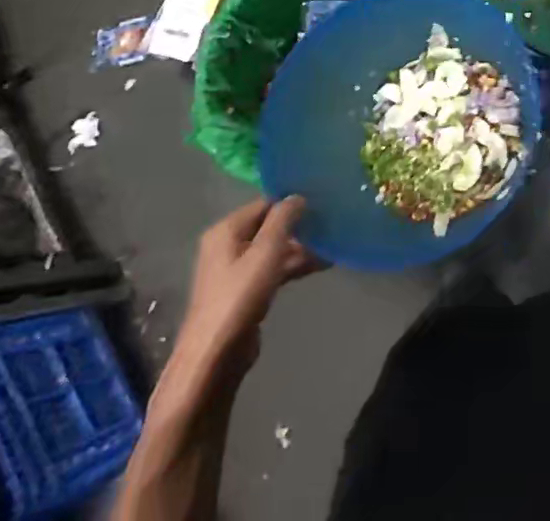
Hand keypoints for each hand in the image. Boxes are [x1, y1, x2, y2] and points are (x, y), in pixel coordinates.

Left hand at [171, 197, 322, 382]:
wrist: (216, 354)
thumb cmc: (240, 295)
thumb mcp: (266, 251)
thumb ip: (283, 219)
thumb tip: (297, 196)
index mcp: (226, 230)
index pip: (264, 204)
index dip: (291, 202)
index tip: (321, 201)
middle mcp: (228, 245)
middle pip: (269, 226)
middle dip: (299, 227)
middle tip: (330, 224)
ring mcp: (236, 270)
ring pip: (273, 249)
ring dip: (300, 248)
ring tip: (332, 246)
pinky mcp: (245, 291)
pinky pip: (273, 268)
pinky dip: (293, 266)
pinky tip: (321, 265)